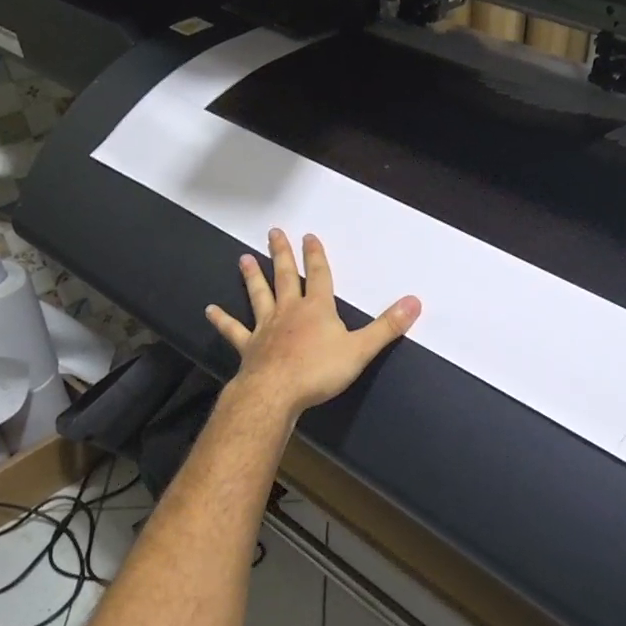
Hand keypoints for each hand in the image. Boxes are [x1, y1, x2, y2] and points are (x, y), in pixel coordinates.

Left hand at [205, 229, 421, 416]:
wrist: (276, 392)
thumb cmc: (319, 371)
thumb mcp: (361, 349)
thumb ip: (387, 327)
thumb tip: (414, 301)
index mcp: (317, 309)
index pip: (319, 276)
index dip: (316, 256)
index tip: (309, 236)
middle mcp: (289, 311)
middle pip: (285, 277)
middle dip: (282, 255)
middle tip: (273, 233)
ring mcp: (265, 328)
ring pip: (258, 296)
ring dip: (252, 277)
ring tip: (244, 258)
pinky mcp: (249, 347)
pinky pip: (234, 330)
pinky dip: (222, 320)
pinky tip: (210, 310)